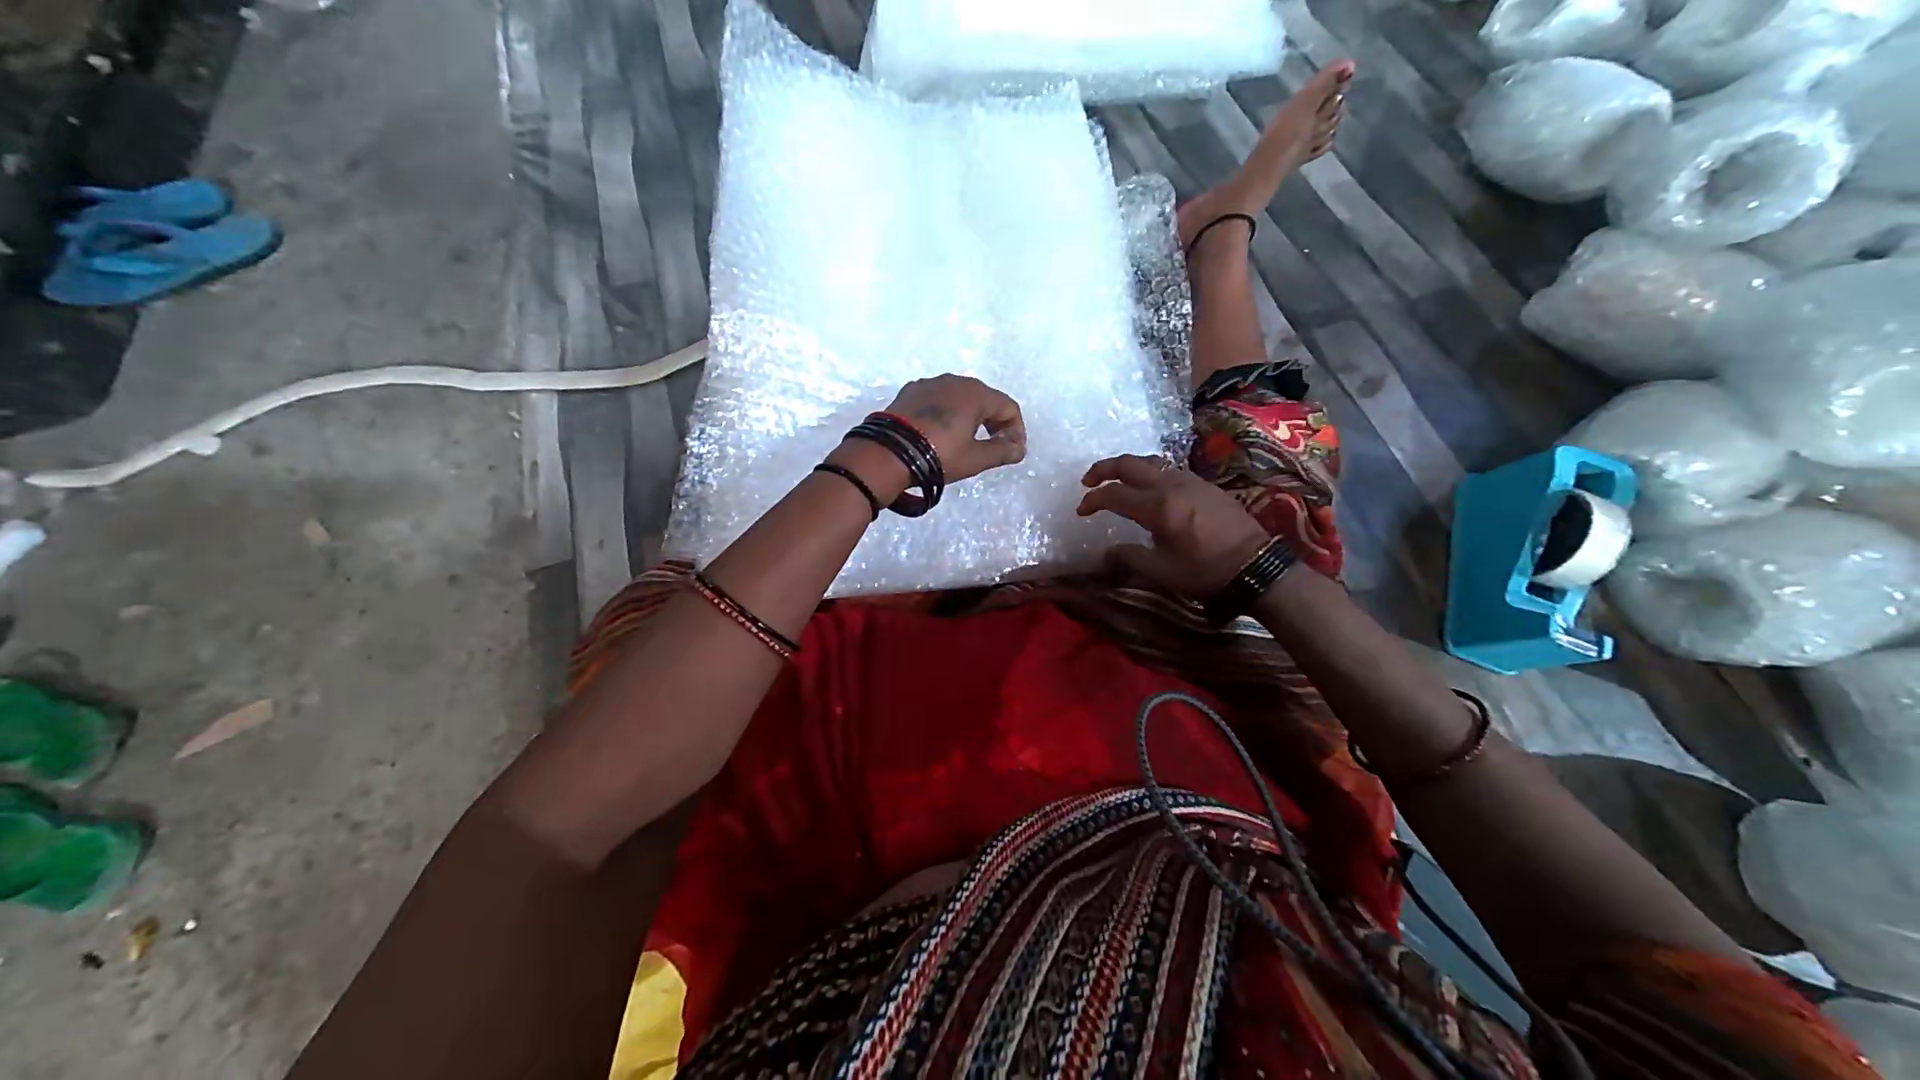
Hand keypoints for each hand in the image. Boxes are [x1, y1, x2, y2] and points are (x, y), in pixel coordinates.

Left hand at [882, 375, 1026, 482]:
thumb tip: (1019, 449)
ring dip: (969, 417)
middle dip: (994, 423)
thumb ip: (1002, 451)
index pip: (1008, 408)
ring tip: (965, 441)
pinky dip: (945, 414)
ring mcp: (929, 383)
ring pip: (959, 398)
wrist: (887, 453)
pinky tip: (939, 433)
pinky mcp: (909, 392)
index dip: (1016, 430)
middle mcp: (954, 381)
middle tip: (993, 447)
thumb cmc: (938, 455)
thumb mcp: (975, 458)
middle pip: (984, 399)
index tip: (1012, 452)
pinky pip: (937, 400)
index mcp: (975, 393)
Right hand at [1077, 454, 1274, 599]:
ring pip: (1150, 463)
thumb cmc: (1206, 571)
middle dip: (1104, 469)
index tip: (1081, 511)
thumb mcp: (1162, 571)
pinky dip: (1149, 473)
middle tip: (1088, 481)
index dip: (1093, 500)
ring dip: (1128, 468)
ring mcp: (1190, 481)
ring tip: (1116, 482)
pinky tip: (1149, 489)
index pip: (1114, 494)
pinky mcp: (1204, 485)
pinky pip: (1168, 470)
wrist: (1256, 564)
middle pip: (1129, 464)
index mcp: (1158, 507)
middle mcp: (1171, 485)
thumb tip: (1106, 553)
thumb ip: (1130, 557)